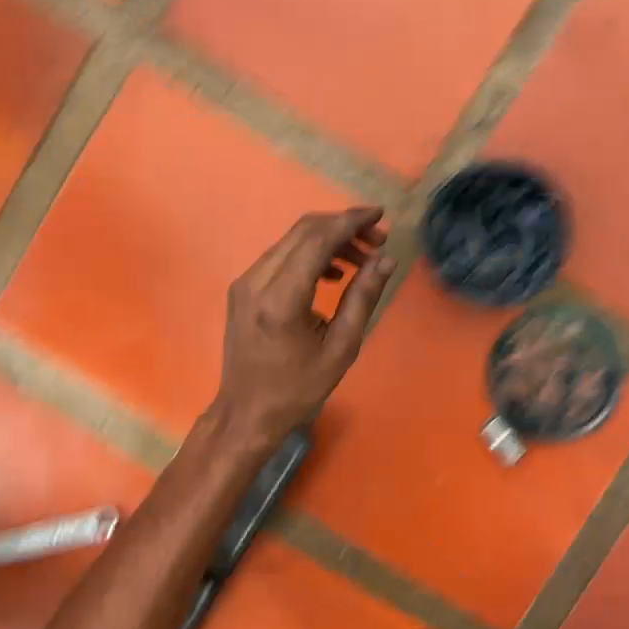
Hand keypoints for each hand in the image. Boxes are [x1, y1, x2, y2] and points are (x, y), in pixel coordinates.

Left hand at [210, 207, 394, 447]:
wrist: (246, 413)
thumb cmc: (298, 389)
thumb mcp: (341, 348)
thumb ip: (363, 298)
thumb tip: (385, 260)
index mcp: (281, 299)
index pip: (317, 240)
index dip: (350, 222)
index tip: (380, 216)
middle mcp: (256, 281)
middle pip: (302, 231)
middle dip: (343, 227)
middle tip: (377, 241)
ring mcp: (245, 282)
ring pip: (291, 241)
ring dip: (327, 240)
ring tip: (362, 259)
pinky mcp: (243, 289)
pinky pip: (280, 256)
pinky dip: (309, 254)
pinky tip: (333, 273)